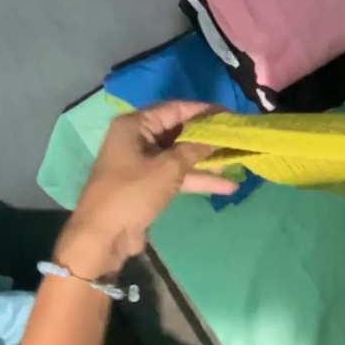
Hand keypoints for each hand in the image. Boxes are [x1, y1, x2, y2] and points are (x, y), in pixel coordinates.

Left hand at [56, 100, 236, 275]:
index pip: (175, 109)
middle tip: (238, 137)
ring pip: (182, 156)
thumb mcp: (167, 168)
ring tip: (239, 161)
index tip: (230, 113)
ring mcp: (145, 163)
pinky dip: (199, 179)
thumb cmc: (132, 193)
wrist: (105, 235)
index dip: (204, 111)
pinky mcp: (151, 185)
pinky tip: (226, 186)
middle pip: (180, 132)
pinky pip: (179, 175)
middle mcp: (139, 139)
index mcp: (135, 125)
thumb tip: (217, 136)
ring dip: (208, 161)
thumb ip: (195, 149)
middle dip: (209, 137)